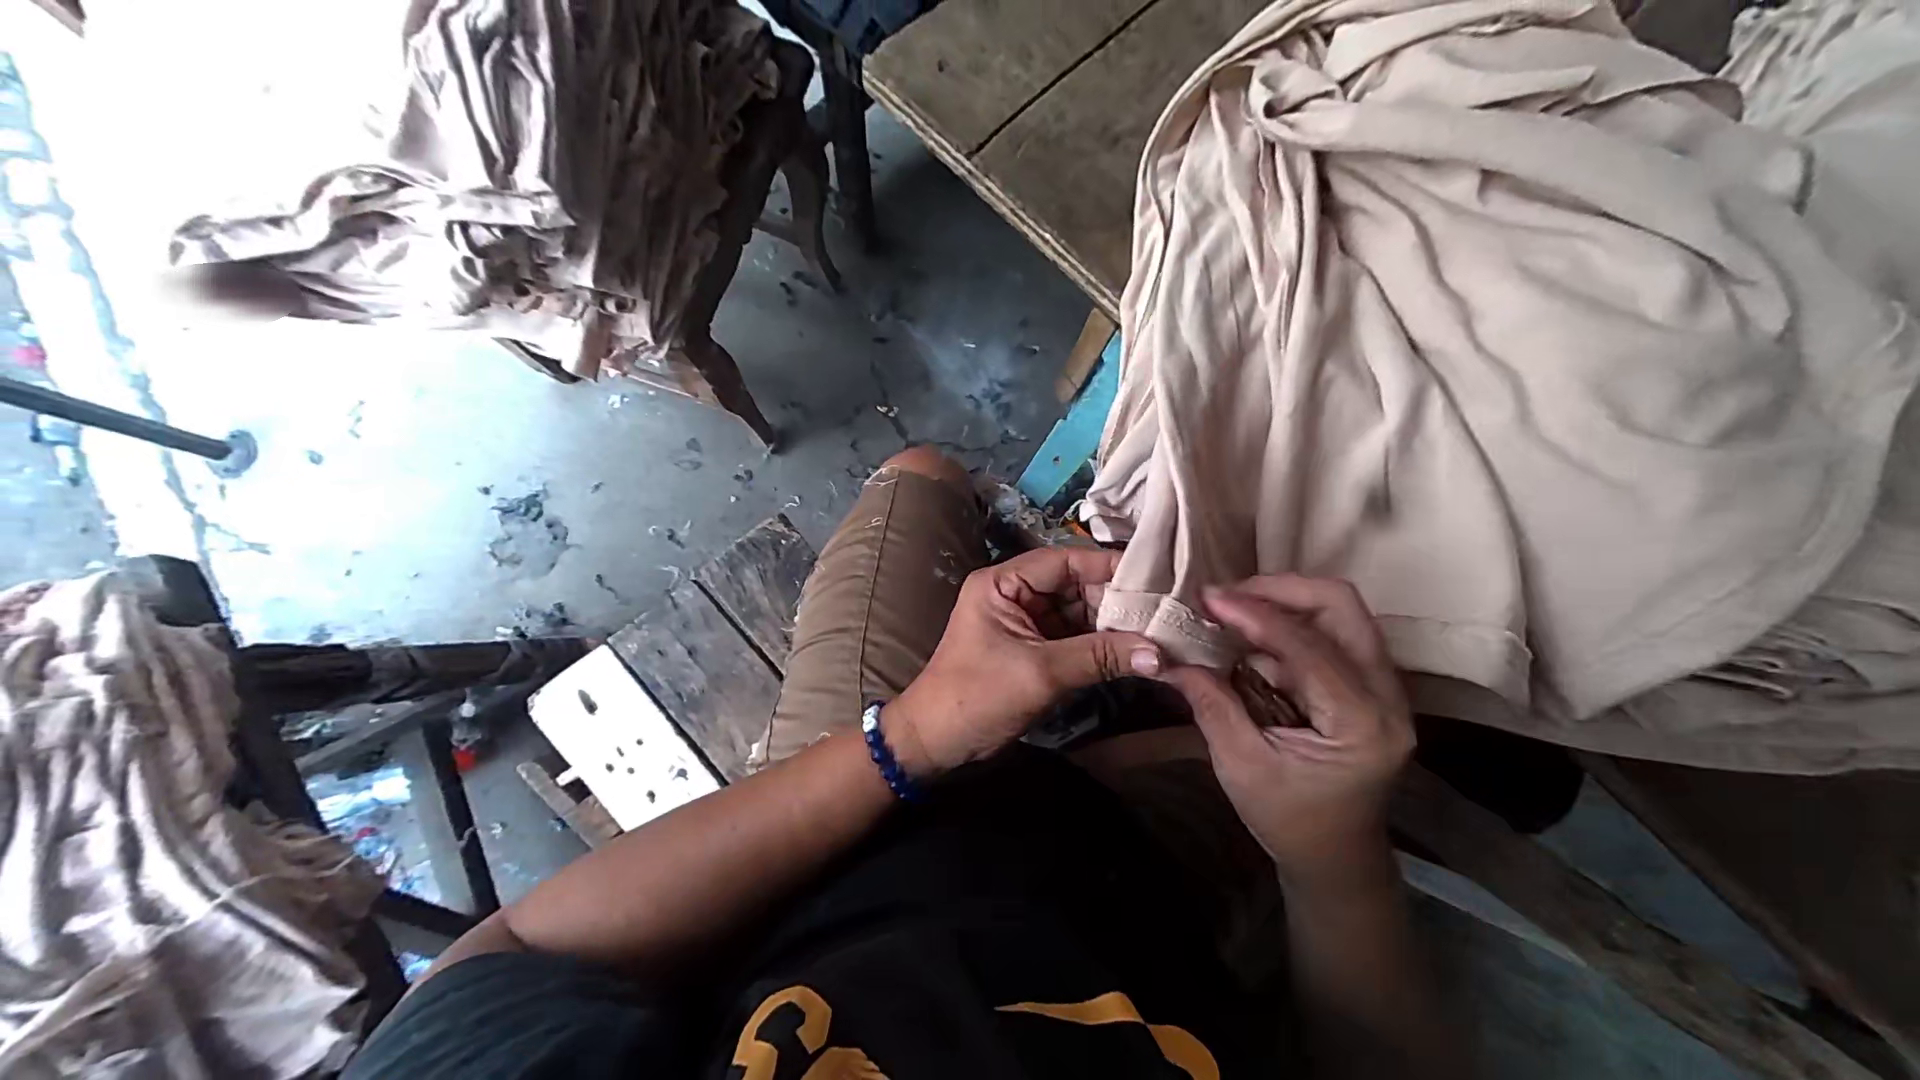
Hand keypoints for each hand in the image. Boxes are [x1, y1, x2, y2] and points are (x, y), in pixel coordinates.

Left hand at [886, 546, 1160, 777]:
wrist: (935, 742)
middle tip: (1165, 610)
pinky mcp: (1034, 649)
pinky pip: (1075, 638)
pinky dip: (1102, 645)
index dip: (1108, 567)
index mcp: (1003, 583)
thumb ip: (1098, 658)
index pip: (1063, 561)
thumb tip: (1159, 653)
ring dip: (1114, 624)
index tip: (1155, 577)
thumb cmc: (976, 697)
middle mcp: (1015, 594)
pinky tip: (1136, 650)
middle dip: (1117, 600)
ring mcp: (1025, 622)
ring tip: (1161, 629)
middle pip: (1076, 586)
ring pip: (1079, 613)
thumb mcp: (1039, 674)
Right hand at [1158, 575, 1413, 887]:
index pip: (1308, 645)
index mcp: (1361, 723)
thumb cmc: (1290, 820)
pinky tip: (1251, 637)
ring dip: (1284, 602)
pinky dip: (1289, 624)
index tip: (1208, 598)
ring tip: (1232, 612)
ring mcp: (1385, 688)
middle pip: (1342, 607)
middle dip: (1279, 589)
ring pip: (1340, 613)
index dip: (1254, 614)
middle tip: (1227, 596)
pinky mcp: (1368, 685)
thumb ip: (1212, 703)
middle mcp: (1387, 696)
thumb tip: (1171, 658)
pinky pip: (1332, 633)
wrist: (1336, 856)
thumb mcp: (1241, 765)